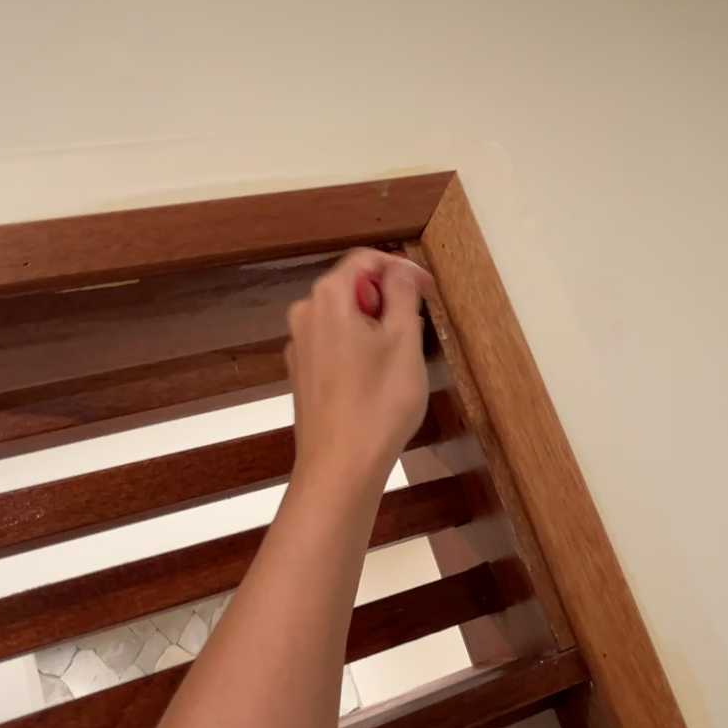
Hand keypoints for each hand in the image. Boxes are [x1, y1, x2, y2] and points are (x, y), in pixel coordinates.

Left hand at [284, 248, 436, 494]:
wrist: (340, 466)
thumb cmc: (377, 404)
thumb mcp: (404, 340)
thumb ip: (402, 294)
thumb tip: (401, 271)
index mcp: (328, 298)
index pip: (365, 260)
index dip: (401, 269)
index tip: (428, 288)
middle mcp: (305, 316)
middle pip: (351, 289)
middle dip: (387, 300)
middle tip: (417, 327)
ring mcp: (299, 348)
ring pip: (343, 320)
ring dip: (374, 327)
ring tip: (402, 358)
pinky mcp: (302, 376)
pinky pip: (334, 346)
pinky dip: (358, 349)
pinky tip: (378, 379)